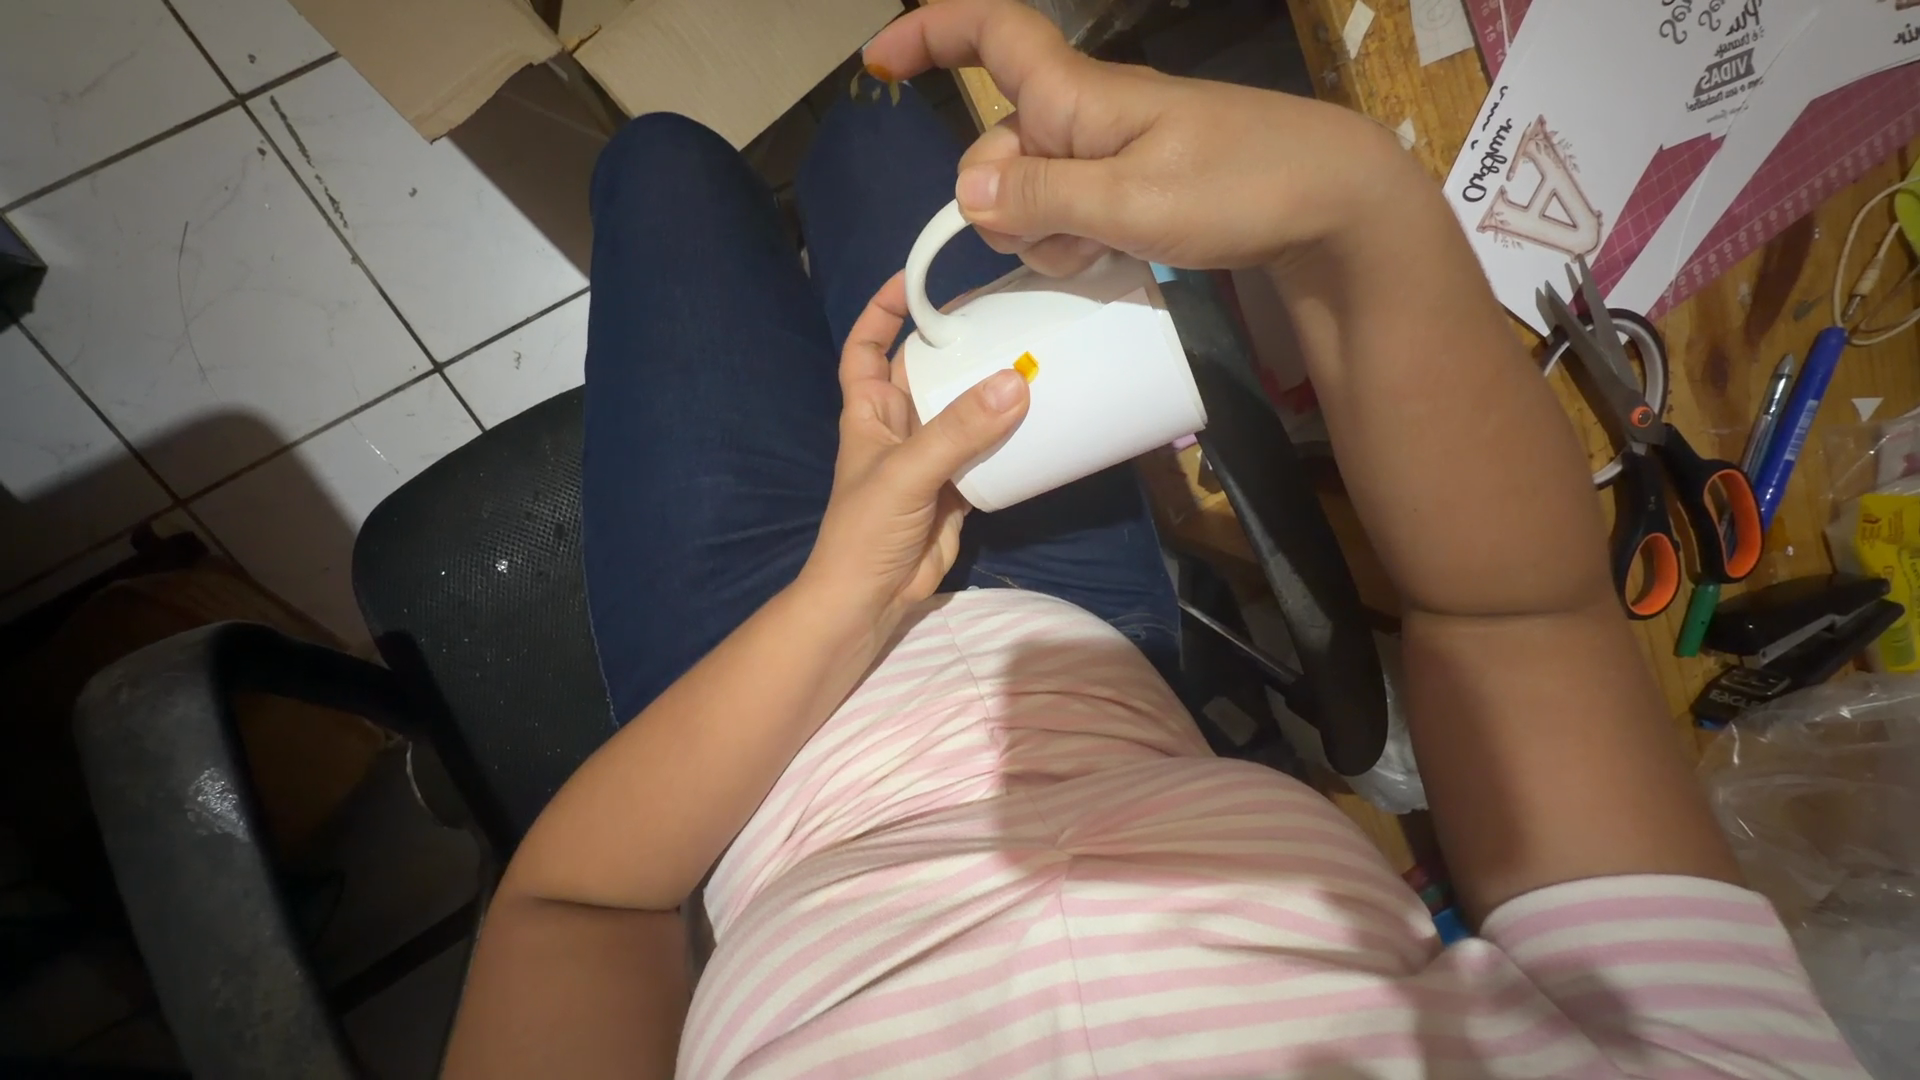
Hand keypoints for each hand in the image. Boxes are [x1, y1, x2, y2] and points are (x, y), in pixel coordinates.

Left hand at [799, 273, 1029, 631]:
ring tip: (1033, 357)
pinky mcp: (958, 489)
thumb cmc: (866, 530)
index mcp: (869, 411)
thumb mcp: (906, 472)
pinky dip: (1010, 439)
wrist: (872, 600)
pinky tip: (1040, 421)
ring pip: (963, 412)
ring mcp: (931, 459)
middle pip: (927, 372)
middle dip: (958, 346)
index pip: (865, 347)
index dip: (882, 310)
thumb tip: (1015, 381)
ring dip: (991, 391)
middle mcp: (900, 427)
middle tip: (1005, 315)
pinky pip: (987, 453)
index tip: (915, 279)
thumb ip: (957, 431)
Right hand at [864, 0, 1419, 277]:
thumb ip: (1043, 195)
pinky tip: (1113, 256)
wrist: (1326, 206)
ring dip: (1045, 235)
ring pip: (1030, 195)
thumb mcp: (1130, 201)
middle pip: (998, 152)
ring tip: (1105, 248)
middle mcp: (1082, 118)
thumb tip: (966, 188)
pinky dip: (1074, 244)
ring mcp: (1105, 157)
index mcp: (1078, 96)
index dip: (931, 37)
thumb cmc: (1237, 187)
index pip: (992, 37)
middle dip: (1007, 206)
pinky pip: (1068, 216)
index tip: (879, 64)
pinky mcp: (1125, 190)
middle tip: (1067, 238)